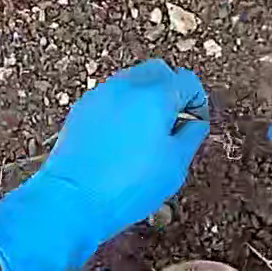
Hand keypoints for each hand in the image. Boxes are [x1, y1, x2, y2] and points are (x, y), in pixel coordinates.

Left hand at [0, 59, 209, 270]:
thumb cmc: (127, 185)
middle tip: (175, 122)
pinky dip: (124, 107)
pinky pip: (111, 97)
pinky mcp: (82, 108)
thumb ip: (191, 136)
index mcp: (155, 95)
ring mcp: (101, 95)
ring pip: (133, 81)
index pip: (187, 81)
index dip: (198, 101)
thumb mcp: (174, 165)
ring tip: (149, 133)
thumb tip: (194, 124)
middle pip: (159, 72)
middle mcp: (127, 86)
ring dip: (147, 98)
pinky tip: (124, 138)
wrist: (73, 199)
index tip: (195, 123)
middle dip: (172, 91)